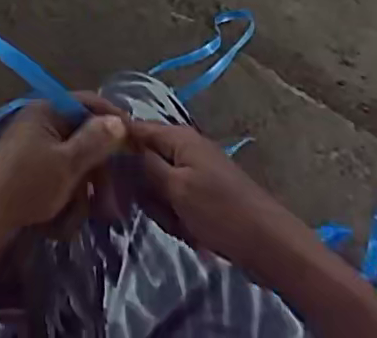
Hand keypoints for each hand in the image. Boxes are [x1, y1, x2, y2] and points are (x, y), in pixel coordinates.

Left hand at [0, 96, 127, 235]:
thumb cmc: (27, 183)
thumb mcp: (67, 163)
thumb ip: (95, 141)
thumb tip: (119, 120)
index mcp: (47, 111)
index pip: (88, 103)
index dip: (114, 120)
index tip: (137, 142)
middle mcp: (42, 123)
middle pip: (85, 138)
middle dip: (99, 172)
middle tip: (112, 204)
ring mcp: (36, 147)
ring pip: (75, 164)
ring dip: (84, 191)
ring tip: (86, 215)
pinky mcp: (32, 170)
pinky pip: (61, 178)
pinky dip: (67, 197)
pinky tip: (63, 218)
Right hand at [128, 120, 294, 262]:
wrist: (273, 247)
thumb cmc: (221, 212)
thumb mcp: (175, 187)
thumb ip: (144, 164)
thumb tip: (118, 142)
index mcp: (177, 136)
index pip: (132, 128)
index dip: (115, 144)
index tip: (103, 168)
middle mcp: (185, 147)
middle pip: (144, 160)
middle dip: (144, 187)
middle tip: (153, 207)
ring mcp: (196, 171)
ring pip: (158, 184)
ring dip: (162, 206)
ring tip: (177, 224)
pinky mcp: (205, 194)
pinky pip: (177, 200)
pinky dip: (178, 216)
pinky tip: (190, 232)